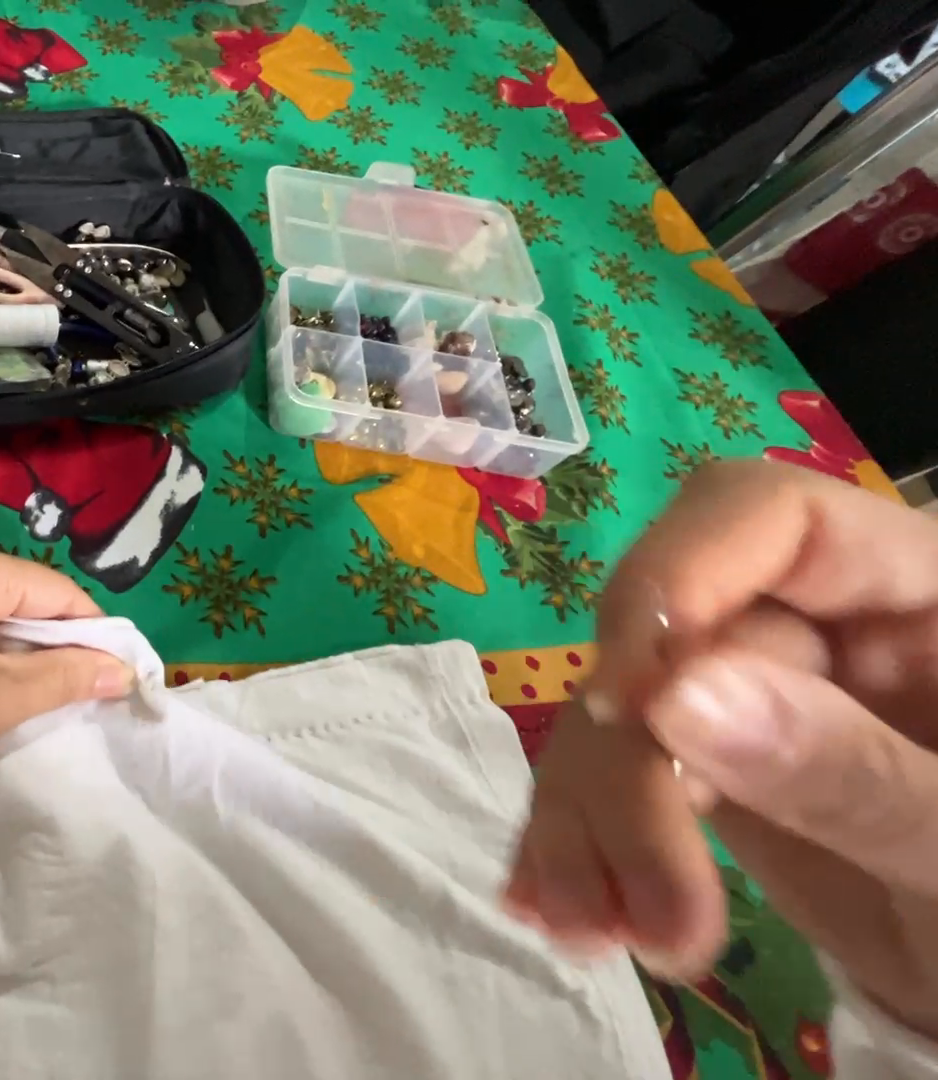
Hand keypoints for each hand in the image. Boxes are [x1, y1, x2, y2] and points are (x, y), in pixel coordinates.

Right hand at [505, 460, 937, 1036]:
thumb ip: (851, 771)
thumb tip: (667, 696)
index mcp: (921, 599)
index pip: (761, 520)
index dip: (670, 582)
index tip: (628, 701)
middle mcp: (812, 632)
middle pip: (657, 647)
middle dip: (629, 776)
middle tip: (640, 906)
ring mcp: (739, 699)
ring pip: (607, 719)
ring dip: (587, 827)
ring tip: (588, 934)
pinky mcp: (691, 765)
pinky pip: (601, 776)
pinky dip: (574, 843)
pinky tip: (559, 907)